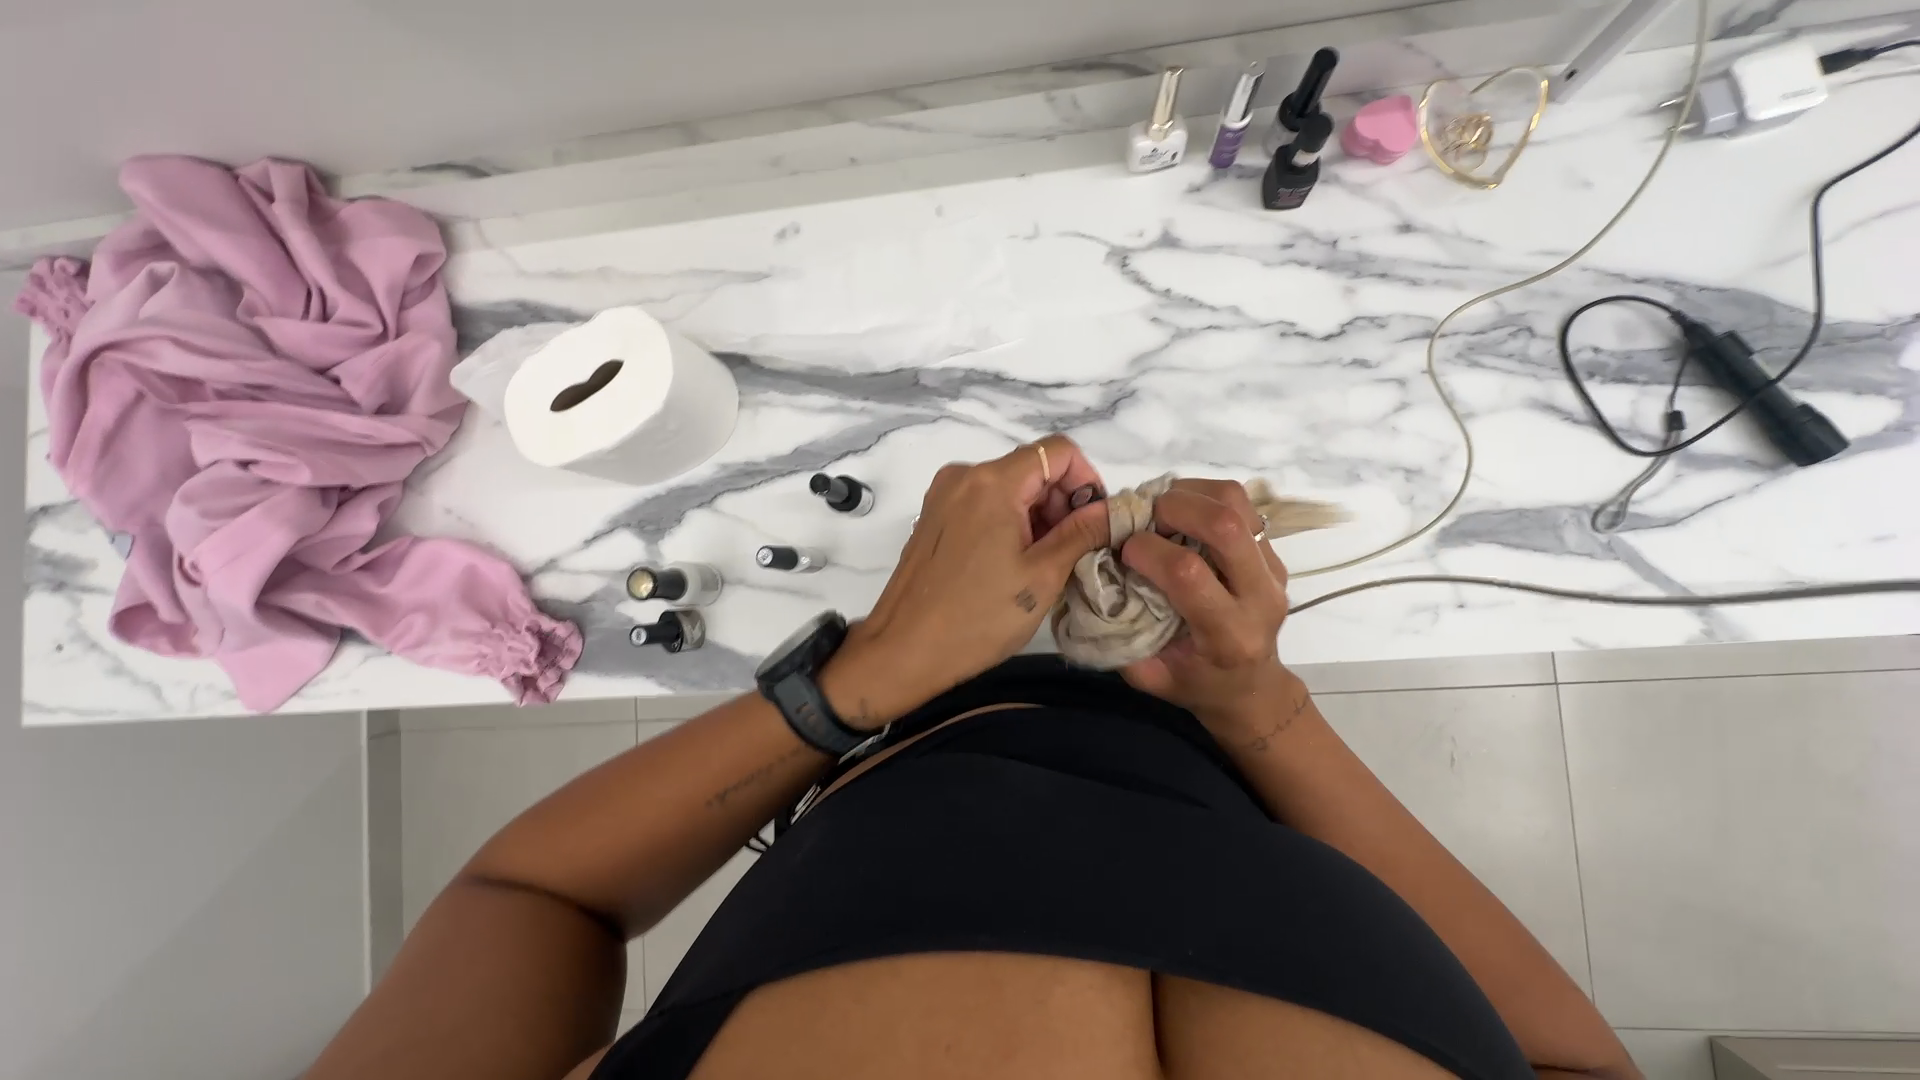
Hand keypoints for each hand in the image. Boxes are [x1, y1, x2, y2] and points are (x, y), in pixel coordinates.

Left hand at [825, 435, 1109, 727]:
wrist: (903, 651)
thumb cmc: (977, 617)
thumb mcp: (1042, 576)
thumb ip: (1081, 533)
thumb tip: (1112, 509)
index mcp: (992, 481)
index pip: (1060, 451)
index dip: (1087, 482)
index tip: (1093, 525)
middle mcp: (964, 476)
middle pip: (1032, 468)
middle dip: (1062, 503)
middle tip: (1072, 554)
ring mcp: (944, 496)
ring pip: (1010, 488)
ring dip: (1038, 518)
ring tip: (1043, 567)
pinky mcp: (934, 518)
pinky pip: (984, 504)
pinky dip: (1009, 524)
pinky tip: (1012, 566)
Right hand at [1115, 479, 1303, 737]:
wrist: (1252, 687)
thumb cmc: (1196, 684)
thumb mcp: (1150, 676)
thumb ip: (1119, 637)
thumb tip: (1088, 585)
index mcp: (1228, 635)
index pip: (1188, 572)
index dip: (1147, 550)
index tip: (1123, 551)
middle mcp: (1260, 598)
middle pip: (1225, 525)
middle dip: (1173, 507)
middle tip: (1142, 516)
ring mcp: (1272, 570)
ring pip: (1238, 504)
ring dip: (1191, 492)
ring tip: (1161, 508)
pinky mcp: (1272, 553)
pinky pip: (1242, 506)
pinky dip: (1203, 497)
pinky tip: (1180, 515)